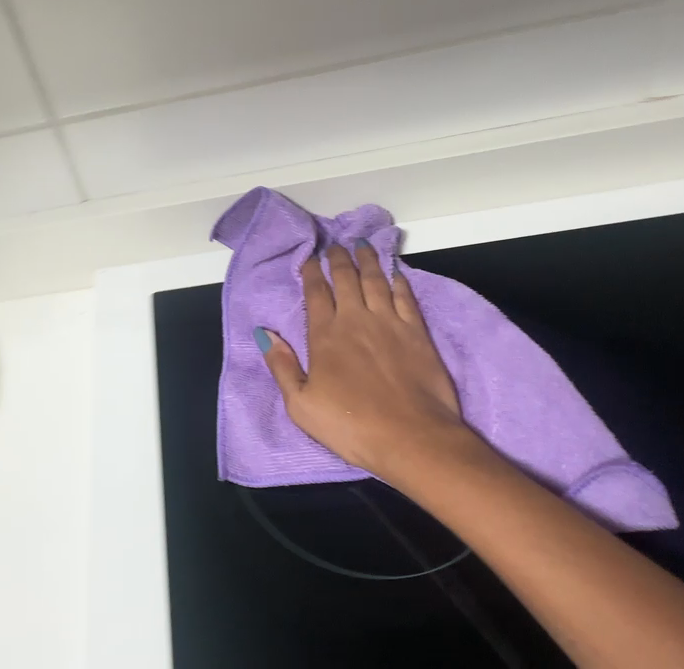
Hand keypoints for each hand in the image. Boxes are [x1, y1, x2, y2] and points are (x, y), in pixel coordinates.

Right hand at [258, 243, 471, 478]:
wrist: (412, 438)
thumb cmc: (351, 426)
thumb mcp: (301, 405)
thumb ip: (282, 366)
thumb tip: (266, 333)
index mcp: (325, 335)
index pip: (316, 293)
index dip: (312, 272)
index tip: (311, 257)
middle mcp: (356, 319)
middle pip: (346, 279)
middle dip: (339, 259)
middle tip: (335, 245)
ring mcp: (389, 323)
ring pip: (376, 280)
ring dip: (368, 260)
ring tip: (363, 245)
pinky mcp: (417, 333)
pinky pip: (406, 297)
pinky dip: (399, 281)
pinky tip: (396, 273)